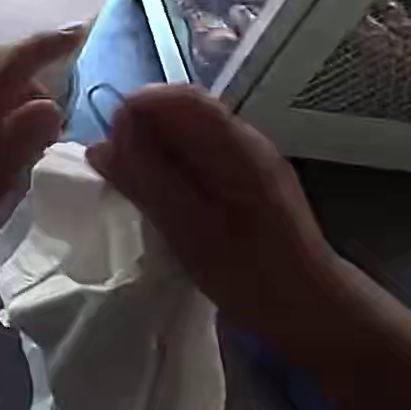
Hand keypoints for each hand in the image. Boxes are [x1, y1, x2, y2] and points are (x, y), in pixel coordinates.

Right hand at [86, 85, 347, 344]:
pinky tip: (157, 194)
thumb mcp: (191, 233)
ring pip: (184, 131)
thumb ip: (146, 185)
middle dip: (139, 128)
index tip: (110, 141)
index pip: (180, 97)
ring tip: (130, 182)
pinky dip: (166, 164)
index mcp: (237, 147)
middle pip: (180, 109)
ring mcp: (244, 158)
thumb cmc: (252, 275)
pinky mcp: (240, 177)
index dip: (137, 107)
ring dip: (150, 147)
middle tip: (115, 167)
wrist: (311, 312)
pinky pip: (194, 153)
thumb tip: (99, 147)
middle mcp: (242, 141)